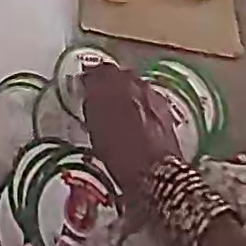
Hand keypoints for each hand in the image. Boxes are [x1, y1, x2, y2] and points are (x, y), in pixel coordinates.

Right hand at [81, 64, 179, 200]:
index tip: (82, 82)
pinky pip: (146, 92)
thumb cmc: (121, 159)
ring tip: (116, 97)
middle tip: (97, 87)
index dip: (87, 78)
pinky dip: (138, 96)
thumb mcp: (97, 134)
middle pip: (115, 73)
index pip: (95, 74)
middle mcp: (131, 86)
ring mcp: (150, 94)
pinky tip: (135, 107)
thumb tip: (89, 98)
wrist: (156, 173)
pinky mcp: (163, 105)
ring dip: (122, 85)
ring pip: (132, 80)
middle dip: (105, 78)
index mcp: (109, 91)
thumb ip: (92, 109)